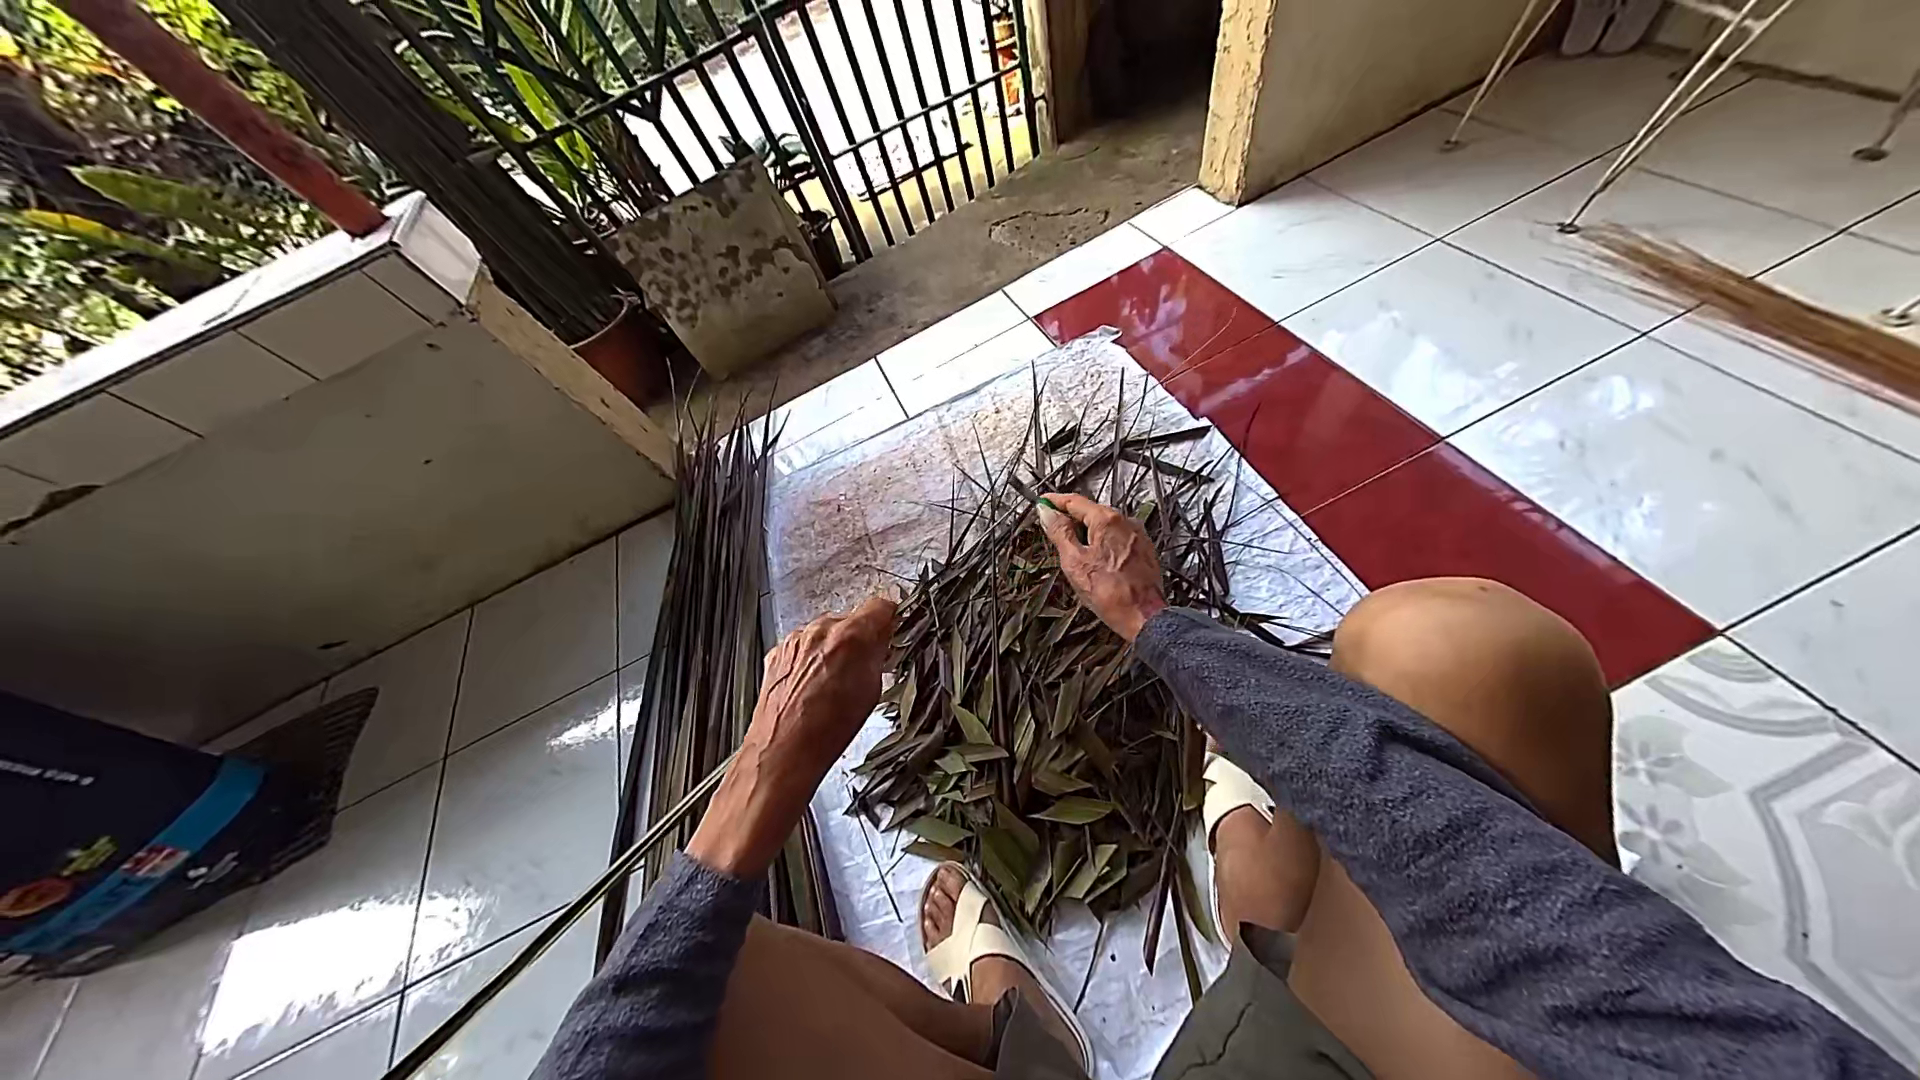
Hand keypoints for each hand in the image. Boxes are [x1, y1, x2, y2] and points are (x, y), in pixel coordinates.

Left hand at [687, 594, 897, 878]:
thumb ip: (877, 657)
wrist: (784, 750)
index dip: (888, 619)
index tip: (890, 630)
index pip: (881, 606)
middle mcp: (822, 630)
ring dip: (834, 648)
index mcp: (853, 636)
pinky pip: (804, 645)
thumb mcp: (872, 691)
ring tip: (836, 681)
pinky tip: (815, 685)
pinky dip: (812, 658)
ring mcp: (798, 639)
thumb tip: (880, 642)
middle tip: (865, 665)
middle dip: (860, 638)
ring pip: (826, 632)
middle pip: (851, 619)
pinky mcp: (780, 651)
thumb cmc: (826, 730)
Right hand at [1036, 493, 1166, 642]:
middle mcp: (1126, 522)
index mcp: (1107, 520)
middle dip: (1071, 518)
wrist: (1143, 616)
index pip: (1075, 501)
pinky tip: (1095, 560)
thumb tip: (1047, 513)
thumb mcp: (1074, 561)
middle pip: (1091, 511)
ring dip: (1087, 532)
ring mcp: (1137, 536)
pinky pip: (1117, 538)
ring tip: (1072, 549)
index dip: (1055, 501)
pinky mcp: (1144, 551)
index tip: (1043, 502)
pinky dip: (1102, 542)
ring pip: (1105, 526)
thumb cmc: (1111, 593)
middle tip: (1053, 526)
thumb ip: (1059, 532)